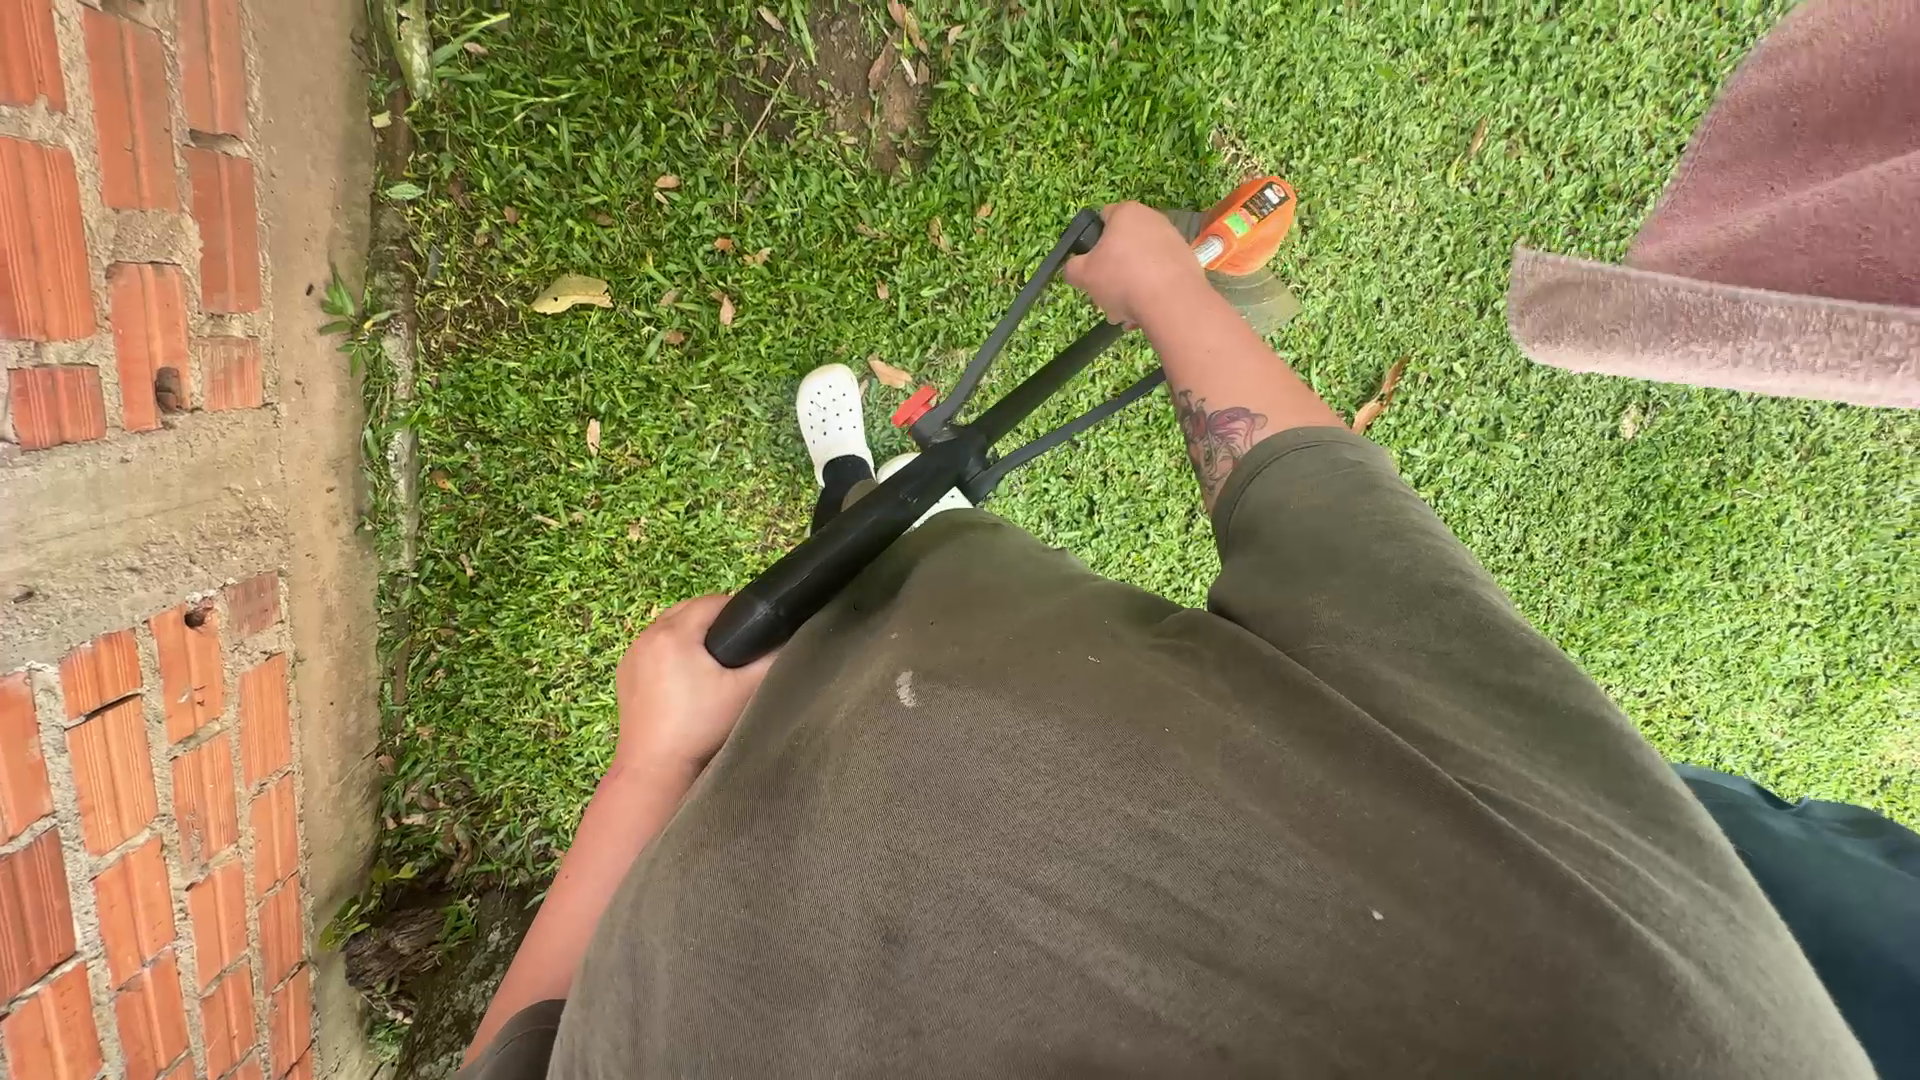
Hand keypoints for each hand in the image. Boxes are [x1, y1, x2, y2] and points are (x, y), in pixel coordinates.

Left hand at [612, 595, 774, 773]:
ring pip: (670, 627)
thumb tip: (788, 639)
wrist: (655, 768)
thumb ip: (771, 658)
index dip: (739, 612)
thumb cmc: (701, 726)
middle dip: (715, 621)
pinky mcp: (625, 674)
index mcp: (675, 632)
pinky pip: (654, 648)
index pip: (714, 601)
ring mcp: (632, 655)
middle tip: (738, 648)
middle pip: (689, 610)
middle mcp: (647, 636)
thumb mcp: (746, 690)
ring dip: (692, 635)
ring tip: (714, 663)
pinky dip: (671, 652)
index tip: (754, 633)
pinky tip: (686, 678)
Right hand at [1063, 202, 1205, 325]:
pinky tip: (1145, 310)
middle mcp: (1152, 218)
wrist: (1171, 300)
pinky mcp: (1186, 260)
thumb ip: (1072, 268)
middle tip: (1107, 294)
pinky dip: (1150, 290)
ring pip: (1140, 263)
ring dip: (1130, 285)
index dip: (1092, 243)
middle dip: (1113, 270)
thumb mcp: (1083, 275)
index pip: (1102, 218)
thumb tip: (1074, 267)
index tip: (1091, 266)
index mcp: (1126, 212)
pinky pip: (1159, 274)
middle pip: (1123, 245)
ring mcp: (1173, 238)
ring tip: (1126, 310)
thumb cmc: (1121, 279)